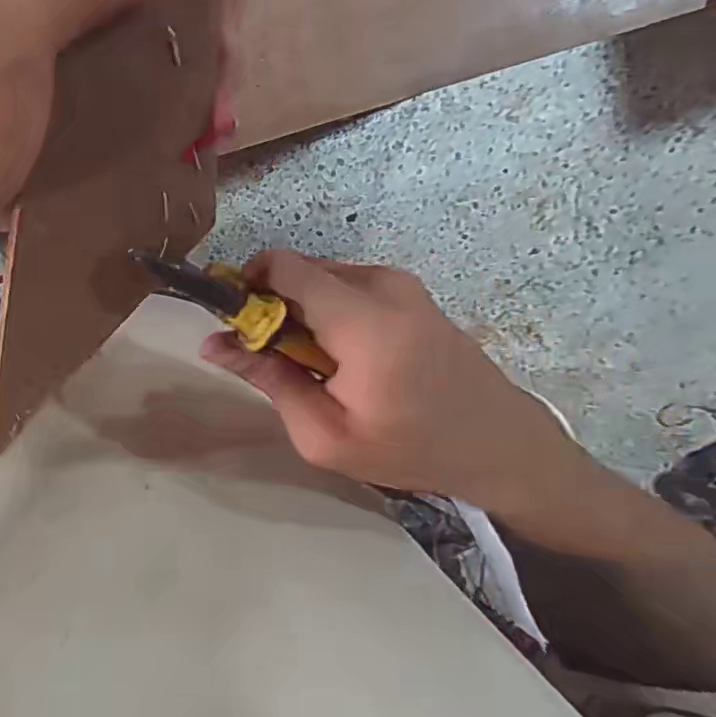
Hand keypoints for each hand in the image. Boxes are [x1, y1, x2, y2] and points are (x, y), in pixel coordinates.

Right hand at [200, 249, 593, 515]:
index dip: (244, 286)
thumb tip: (211, 343)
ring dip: (294, 309)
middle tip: (266, 353)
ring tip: (305, 360)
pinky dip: (321, 309)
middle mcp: (384, 287)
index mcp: (365, 323)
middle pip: (294, 270)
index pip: (282, 266)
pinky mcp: (408, 291)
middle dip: (267, 303)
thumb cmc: (410, 449)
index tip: (233, 323)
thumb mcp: (323, 434)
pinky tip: (335, 354)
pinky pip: (340, 284)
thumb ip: (267, 378)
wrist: (504, 448)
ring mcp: (400, 284)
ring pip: (315, 276)